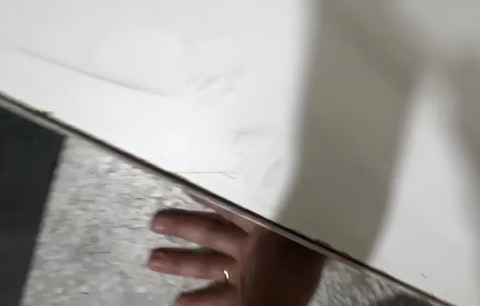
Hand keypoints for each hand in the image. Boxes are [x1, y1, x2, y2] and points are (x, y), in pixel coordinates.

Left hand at [148, 203, 325, 305]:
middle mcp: (246, 247)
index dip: (212, 197)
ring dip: (178, 262)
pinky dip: (195, 303)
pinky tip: (177, 303)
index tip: (190, 186)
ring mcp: (237, 273)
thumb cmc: (305, 259)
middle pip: (210, 233)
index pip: (233, 205)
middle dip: (183, 227)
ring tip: (153, 259)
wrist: (287, 295)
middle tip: (156, 223)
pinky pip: (213, 300)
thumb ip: (310, 218)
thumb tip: (326, 196)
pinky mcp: (236, 299)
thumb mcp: (313, 230)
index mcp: (262, 226)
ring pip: (204, 265)